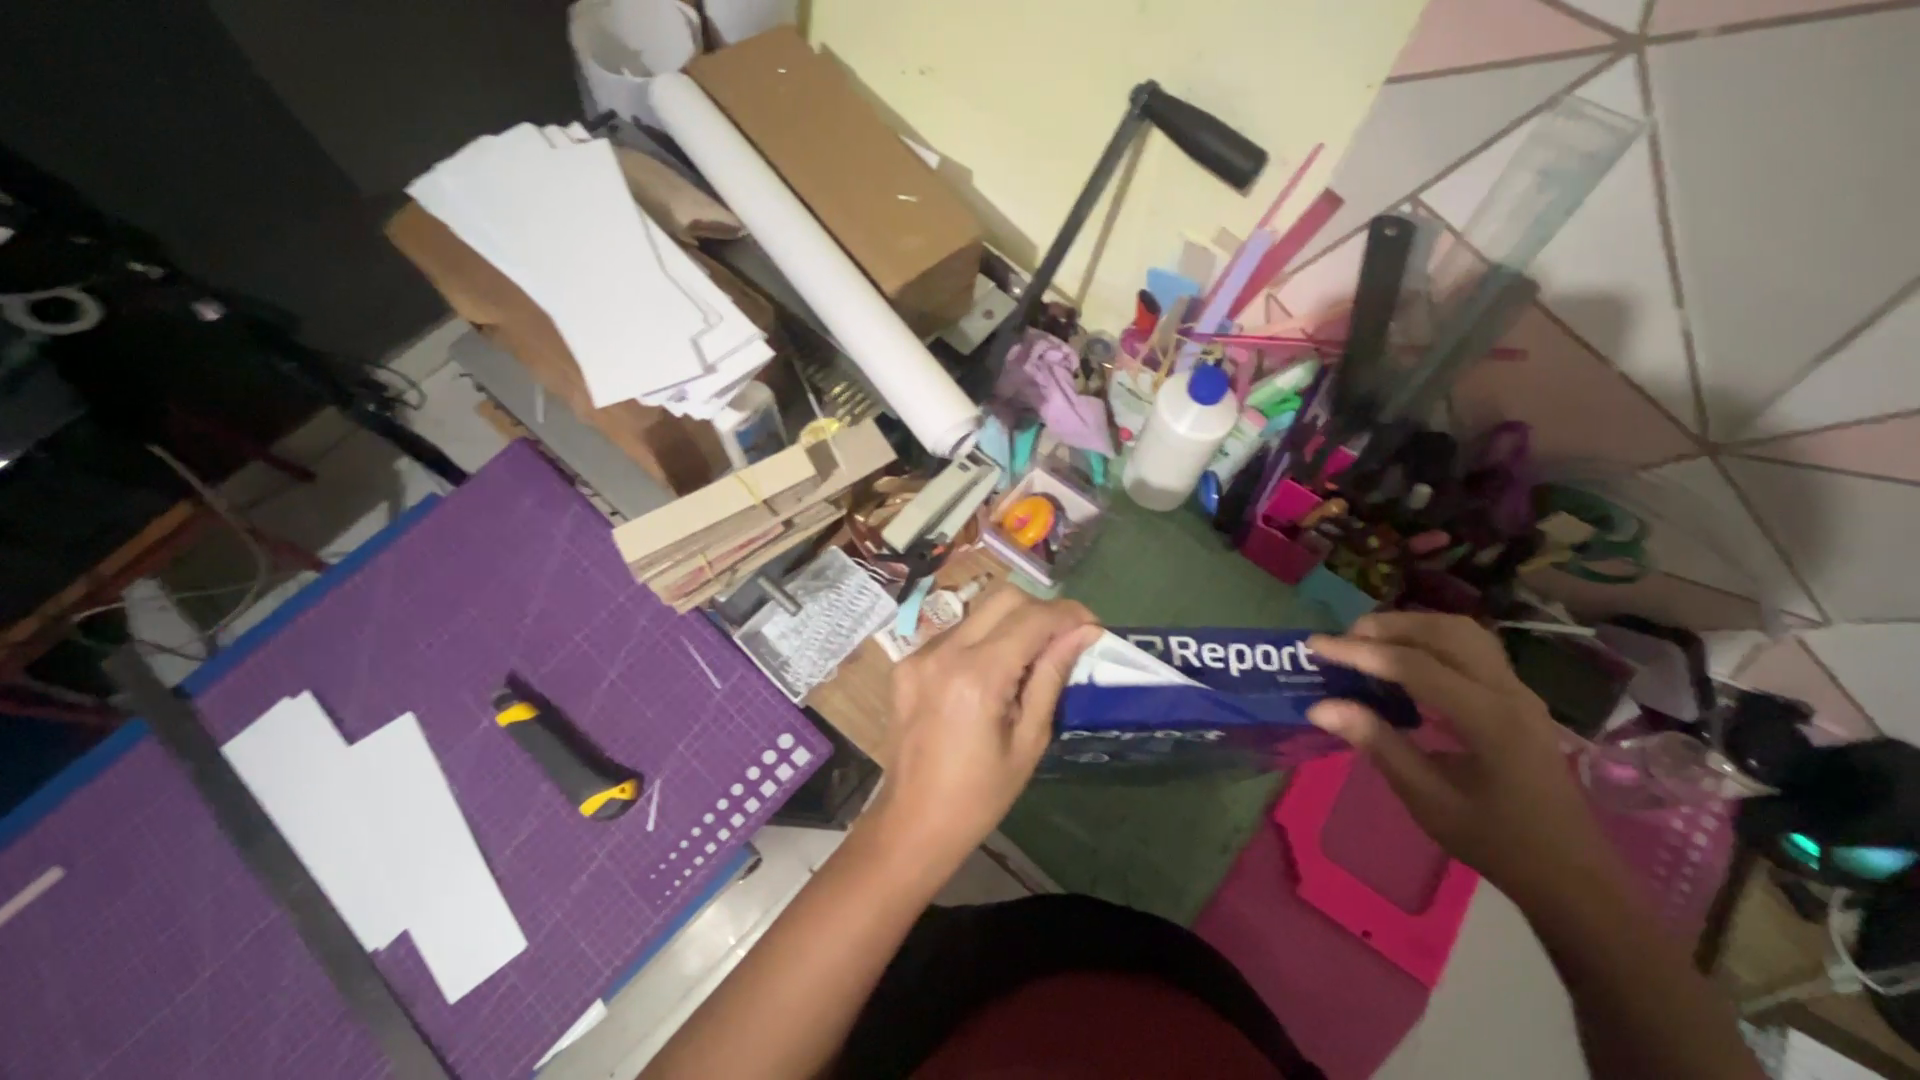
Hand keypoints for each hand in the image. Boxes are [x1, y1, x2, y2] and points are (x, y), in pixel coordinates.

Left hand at [873, 588, 1101, 874]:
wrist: (912, 822)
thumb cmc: (980, 795)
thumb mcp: (1029, 740)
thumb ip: (1052, 677)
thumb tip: (1083, 633)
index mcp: (977, 677)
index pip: (1032, 618)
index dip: (1069, 615)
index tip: (1093, 627)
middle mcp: (943, 653)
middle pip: (1003, 598)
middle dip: (1041, 611)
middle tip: (1065, 640)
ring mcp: (918, 655)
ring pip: (977, 612)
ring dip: (1011, 624)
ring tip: (1030, 661)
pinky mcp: (906, 664)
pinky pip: (954, 634)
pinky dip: (982, 641)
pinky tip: (993, 675)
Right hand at [1306, 613, 1623, 905]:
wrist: (1569, 872)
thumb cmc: (1496, 841)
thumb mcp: (1428, 799)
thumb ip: (1378, 744)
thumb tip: (1321, 706)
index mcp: (1489, 720)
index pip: (1415, 666)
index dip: (1360, 652)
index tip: (1315, 645)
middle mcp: (1510, 692)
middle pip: (1445, 633)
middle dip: (1389, 627)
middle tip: (1343, 639)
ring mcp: (1520, 692)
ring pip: (1464, 634)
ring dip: (1414, 627)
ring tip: (1370, 642)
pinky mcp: (1519, 698)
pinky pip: (1474, 650)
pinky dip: (1433, 642)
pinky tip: (1407, 662)